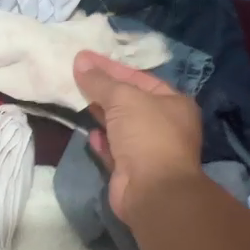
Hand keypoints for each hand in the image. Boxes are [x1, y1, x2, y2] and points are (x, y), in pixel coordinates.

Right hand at [73, 50, 203, 222]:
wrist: (153, 190)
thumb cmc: (147, 134)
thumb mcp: (123, 98)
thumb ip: (100, 81)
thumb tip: (80, 62)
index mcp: (173, 103)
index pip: (138, 77)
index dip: (110, 67)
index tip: (84, 58)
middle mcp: (165, 125)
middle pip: (129, 101)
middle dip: (103, 90)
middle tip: (76, 76)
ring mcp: (149, 149)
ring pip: (120, 126)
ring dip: (100, 114)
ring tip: (77, 99)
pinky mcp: (132, 170)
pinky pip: (114, 150)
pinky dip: (102, 141)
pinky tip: (90, 134)